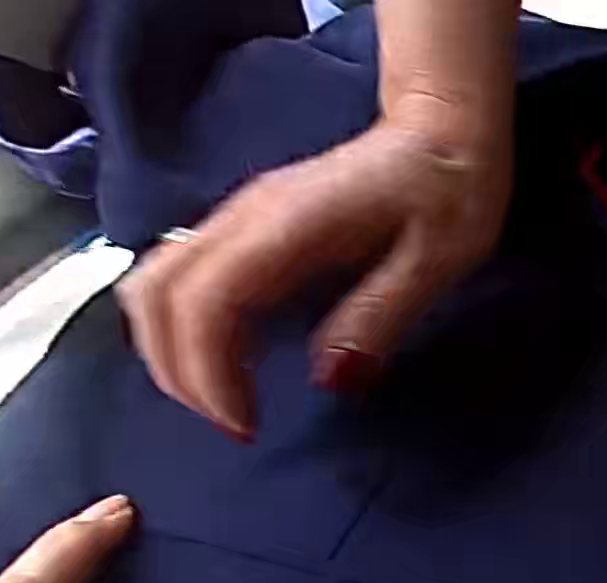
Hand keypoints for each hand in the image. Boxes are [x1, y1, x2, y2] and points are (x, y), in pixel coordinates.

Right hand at [116, 113, 512, 437]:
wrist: (441, 130)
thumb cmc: (448, 193)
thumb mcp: (434, 264)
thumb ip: (378, 316)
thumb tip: (329, 381)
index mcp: (288, 225)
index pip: (208, 301)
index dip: (210, 374)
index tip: (245, 427)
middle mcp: (247, 217)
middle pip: (158, 292)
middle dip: (179, 372)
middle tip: (233, 426)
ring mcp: (243, 218)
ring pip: (158, 282)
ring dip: (173, 351)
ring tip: (225, 405)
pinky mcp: (254, 229)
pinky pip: (188, 278)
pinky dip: (189, 329)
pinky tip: (228, 365)